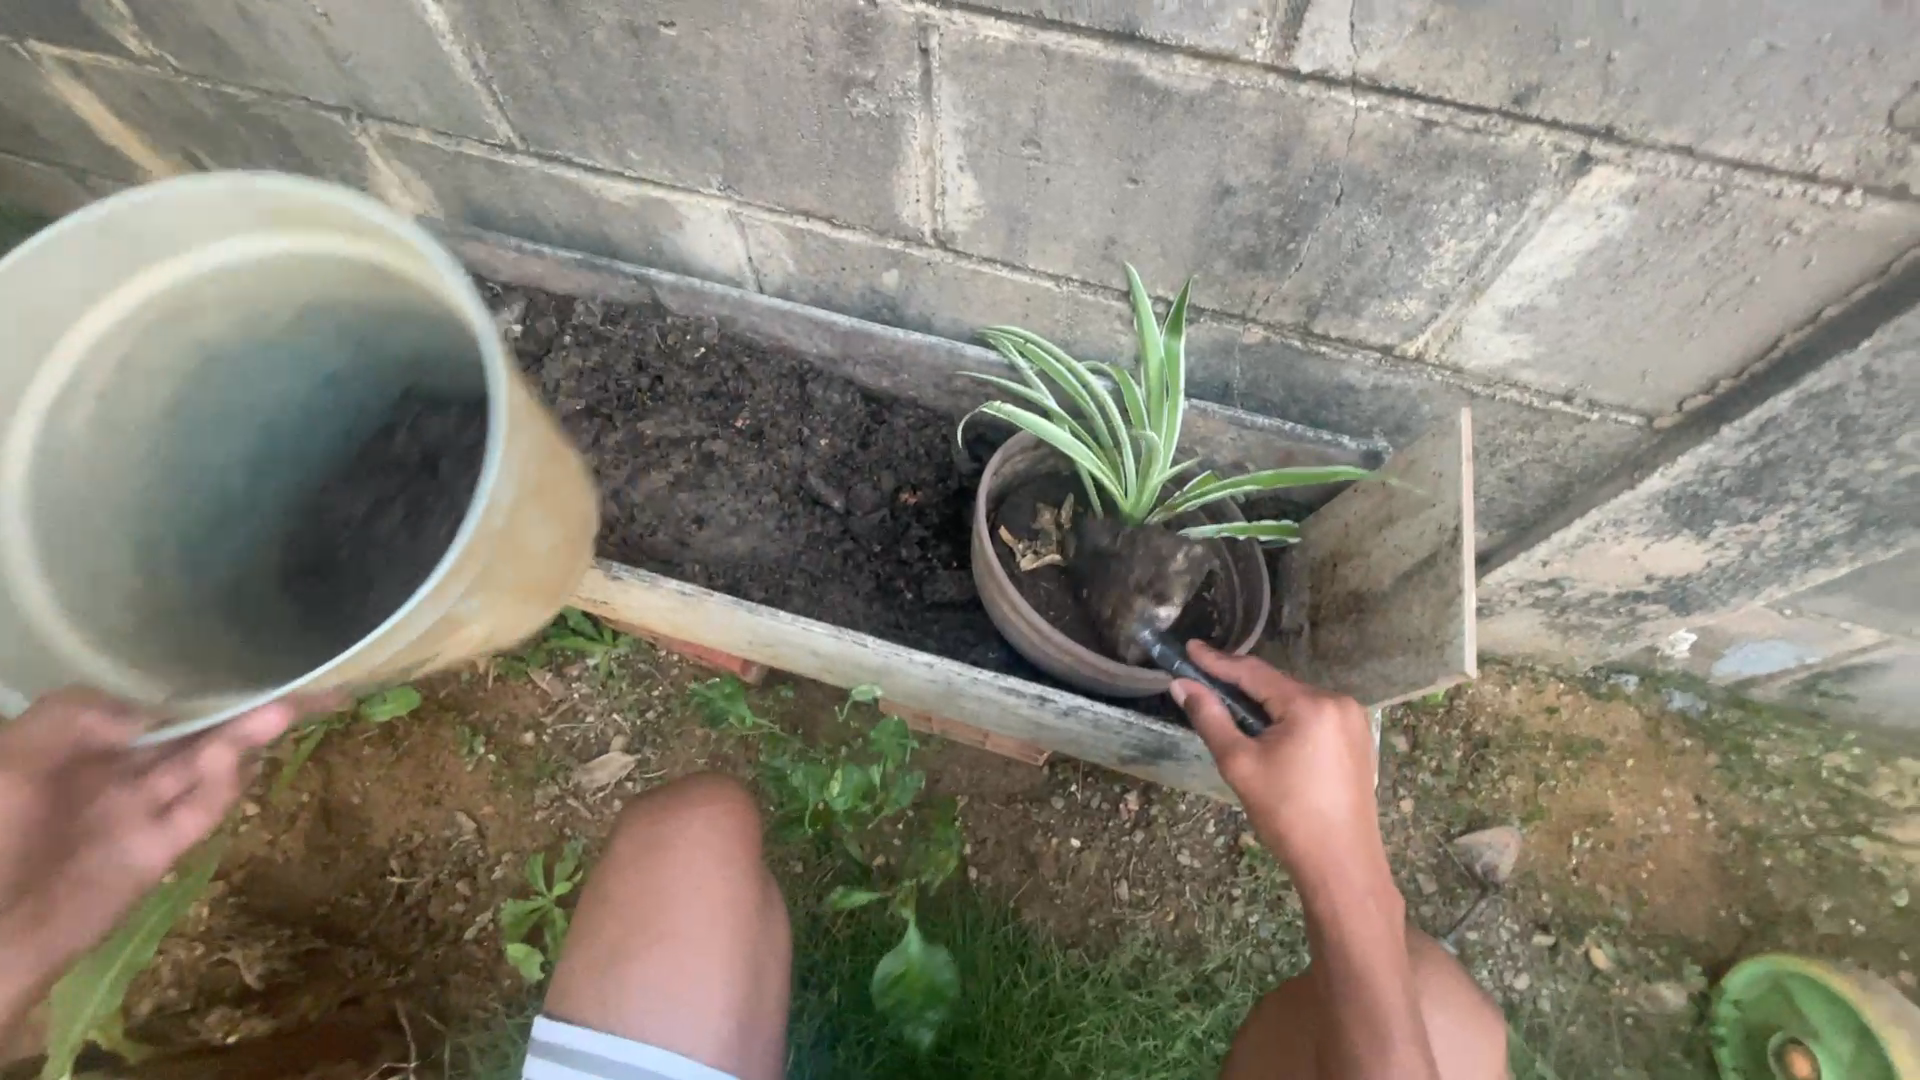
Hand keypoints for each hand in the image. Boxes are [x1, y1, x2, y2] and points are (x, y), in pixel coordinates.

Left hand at [0, 690, 295, 1002]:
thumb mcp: (5, 769)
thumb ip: (69, 721)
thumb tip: (151, 712)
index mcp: (67, 749)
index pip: (142, 704)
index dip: (192, 683)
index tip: (240, 662)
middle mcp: (107, 774)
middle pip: (188, 732)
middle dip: (243, 707)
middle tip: (306, 686)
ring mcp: (136, 813)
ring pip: (203, 764)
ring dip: (246, 736)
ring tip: (290, 710)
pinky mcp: (159, 849)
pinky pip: (200, 810)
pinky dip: (223, 785)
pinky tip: (233, 761)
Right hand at [1171, 643, 1382, 890]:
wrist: (1342, 866)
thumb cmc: (1286, 814)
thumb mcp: (1238, 763)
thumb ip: (1209, 717)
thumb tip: (1181, 685)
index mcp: (1311, 705)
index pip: (1253, 672)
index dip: (1217, 661)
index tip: (1189, 648)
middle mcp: (1337, 703)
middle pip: (1275, 685)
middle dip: (1238, 685)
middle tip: (1201, 681)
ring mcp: (1352, 722)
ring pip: (1293, 701)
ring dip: (1261, 704)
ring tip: (1227, 709)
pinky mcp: (1357, 741)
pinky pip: (1311, 717)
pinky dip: (1283, 719)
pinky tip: (1264, 732)